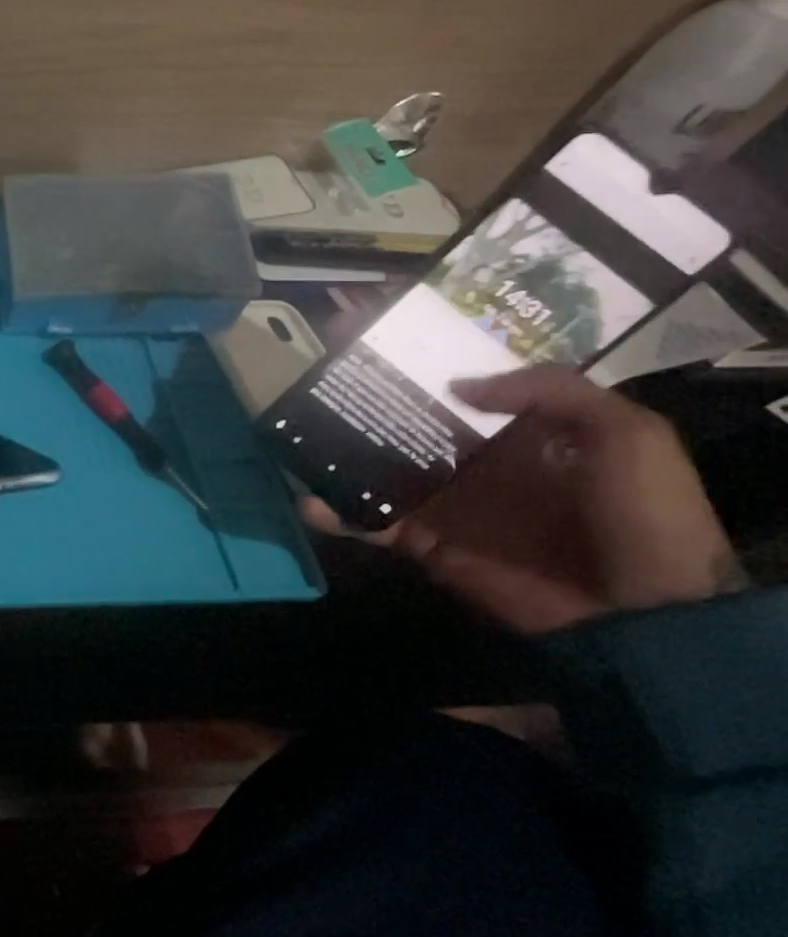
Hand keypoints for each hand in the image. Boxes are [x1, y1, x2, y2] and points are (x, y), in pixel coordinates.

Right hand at [303, 367, 744, 633]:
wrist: (634, 611)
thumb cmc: (639, 514)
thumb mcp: (625, 435)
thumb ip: (551, 392)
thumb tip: (458, 384)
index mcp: (521, 428)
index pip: (464, 378)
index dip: (424, 352)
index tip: (379, 325)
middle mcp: (474, 457)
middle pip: (409, 415)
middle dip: (367, 390)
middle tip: (320, 365)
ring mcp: (444, 500)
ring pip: (377, 465)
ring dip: (338, 448)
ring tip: (297, 426)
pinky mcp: (422, 541)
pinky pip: (369, 523)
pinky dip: (336, 514)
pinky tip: (308, 499)